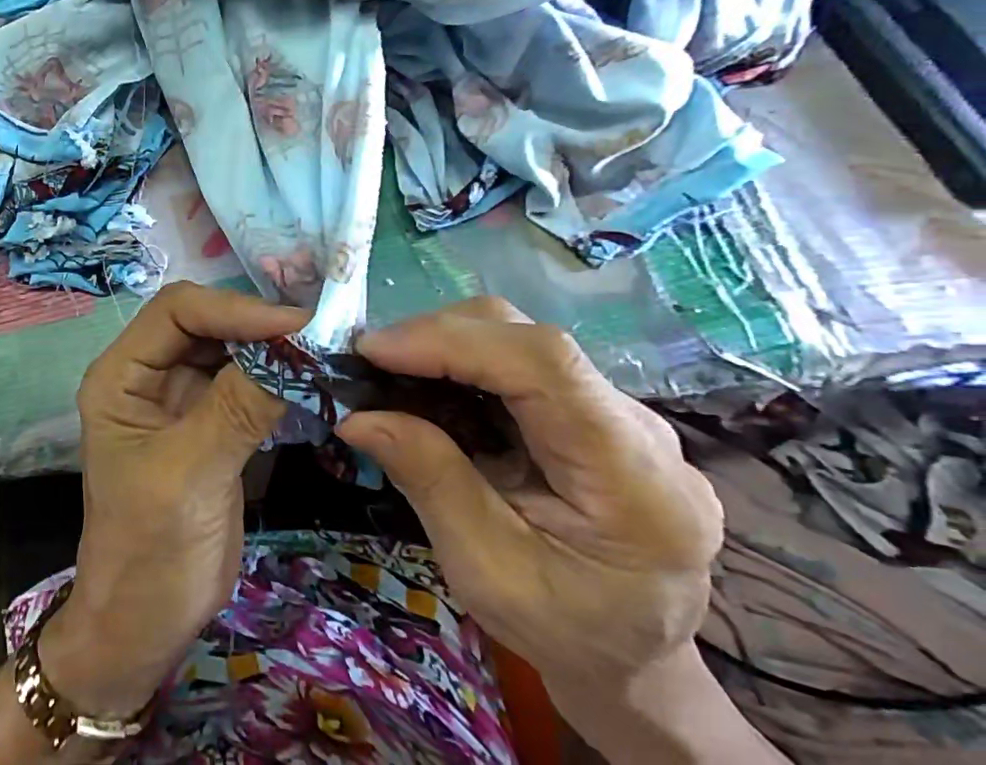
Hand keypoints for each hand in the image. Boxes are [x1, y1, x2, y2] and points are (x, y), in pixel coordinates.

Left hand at [38, 283, 306, 716]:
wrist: (145, 620)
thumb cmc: (151, 549)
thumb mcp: (190, 475)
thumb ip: (236, 408)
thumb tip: (295, 348)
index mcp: (120, 377)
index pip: (175, 312)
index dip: (233, 309)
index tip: (297, 326)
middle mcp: (145, 377)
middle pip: (202, 324)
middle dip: (256, 324)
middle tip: (323, 335)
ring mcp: (177, 400)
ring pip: (226, 351)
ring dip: (270, 348)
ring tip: (326, 351)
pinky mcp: (207, 426)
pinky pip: (243, 385)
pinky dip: (274, 379)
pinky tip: (311, 381)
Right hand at [337, 297, 723, 700]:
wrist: (630, 658)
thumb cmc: (561, 627)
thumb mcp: (485, 570)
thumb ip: (430, 481)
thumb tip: (356, 416)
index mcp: (636, 482)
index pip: (546, 367)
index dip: (452, 342)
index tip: (371, 352)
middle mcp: (640, 431)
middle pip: (530, 341)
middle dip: (436, 337)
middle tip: (364, 364)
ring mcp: (619, 416)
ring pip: (520, 339)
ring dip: (441, 344)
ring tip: (383, 373)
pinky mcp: (589, 412)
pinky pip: (516, 363)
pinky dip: (455, 362)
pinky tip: (420, 386)